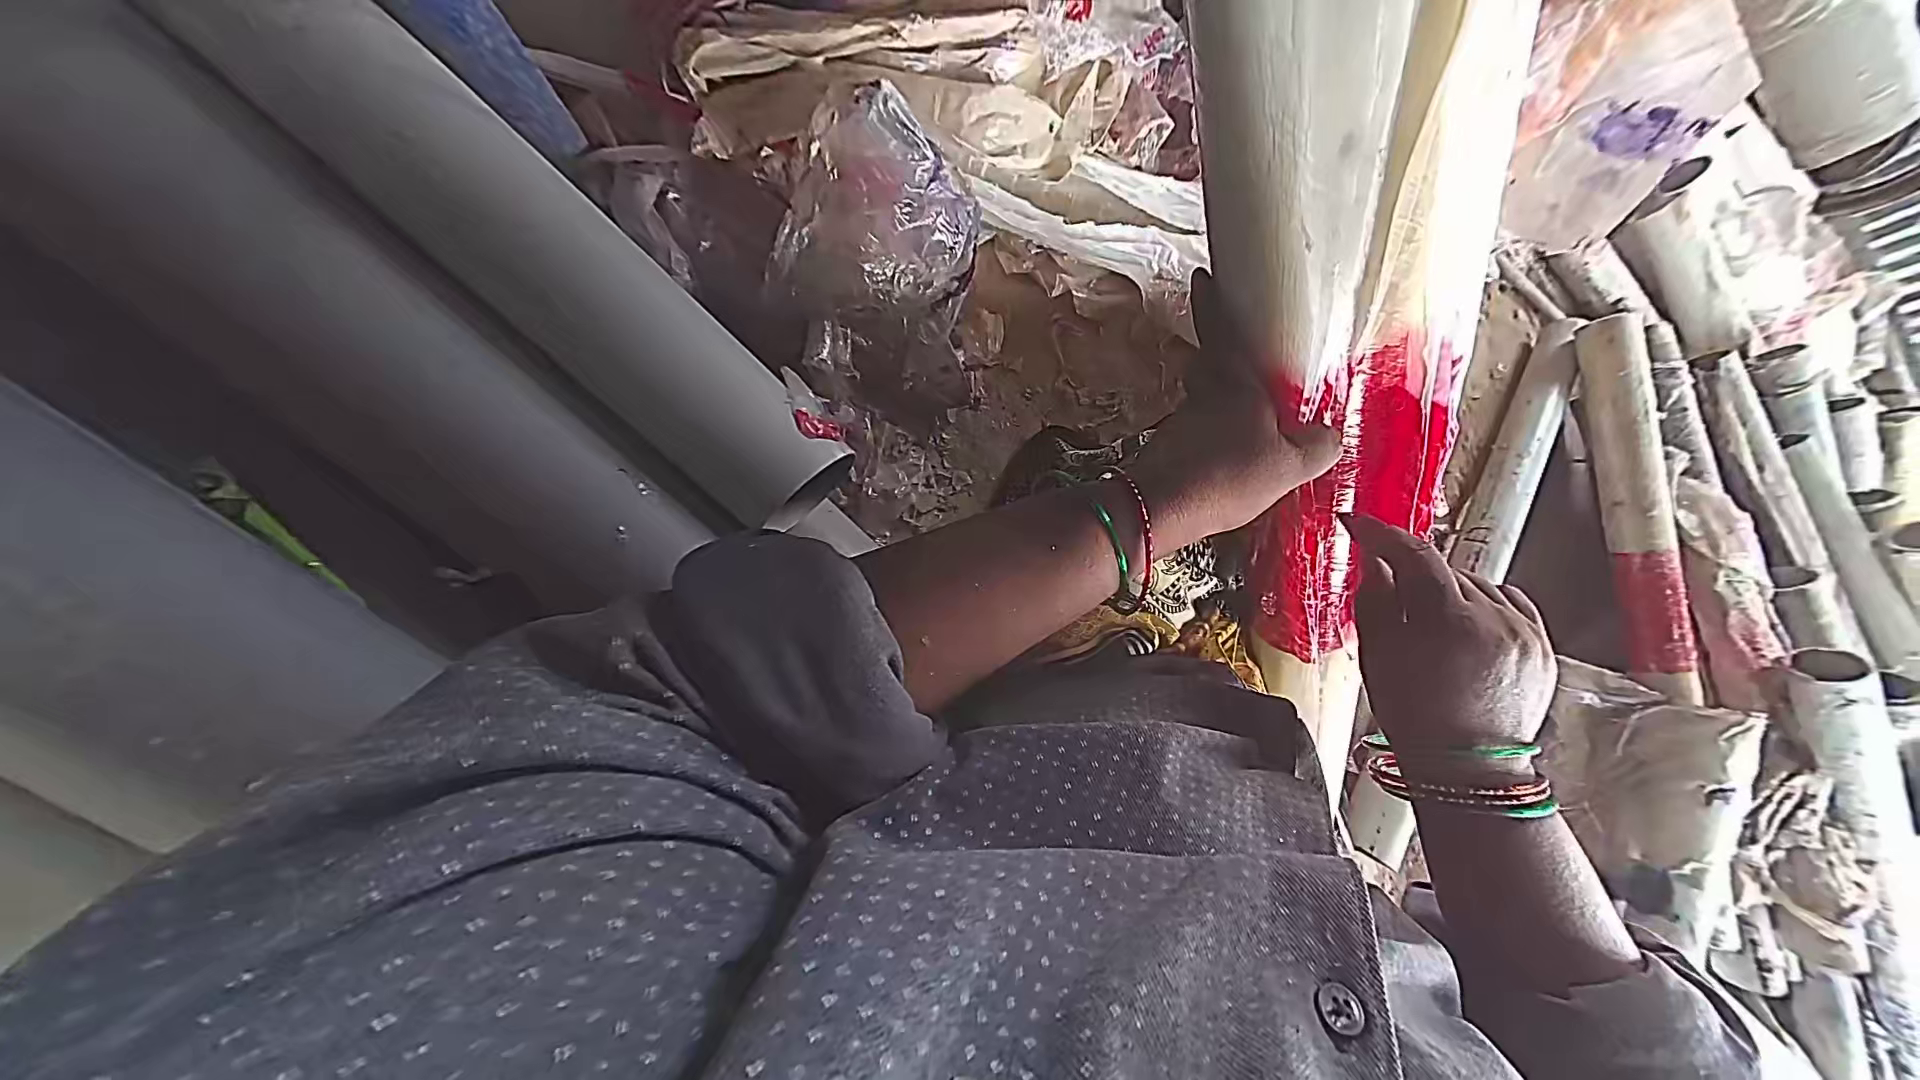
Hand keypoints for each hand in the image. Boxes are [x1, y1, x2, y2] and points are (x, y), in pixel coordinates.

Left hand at [1129, 269, 1340, 546]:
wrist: (1158, 509)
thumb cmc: (1226, 477)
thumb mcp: (1288, 466)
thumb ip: (1314, 447)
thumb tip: (1330, 435)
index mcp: (1234, 385)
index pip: (1221, 331)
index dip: (1212, 303)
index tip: (1203, 277)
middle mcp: (1203, 396)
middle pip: (1209, 363)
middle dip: (1219, 351)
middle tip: (1236, 346)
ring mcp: (1182, 423)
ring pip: (1202, 396)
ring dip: (1218, 394)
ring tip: (1246, 406)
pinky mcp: (1170, 450)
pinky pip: (1199, 428)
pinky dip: (1213, 430)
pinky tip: (1227, 448)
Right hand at [1346, 514, 1555, 765]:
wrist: (1466, 765)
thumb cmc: (1413, 712)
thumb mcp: (1378, 653)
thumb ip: (1376, 599)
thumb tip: (1377, 564)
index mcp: (1450, 619)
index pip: (1413, 553)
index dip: (1379, 533)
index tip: (1356, 522)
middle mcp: (1496, 617)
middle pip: (1444, 567)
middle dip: (1412, 570)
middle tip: (1388, 588)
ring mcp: (1526, 631)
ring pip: (1475, 584)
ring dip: (1446, 589)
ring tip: (1427, 620)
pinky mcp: (1545, 646)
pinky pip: (1509, 603)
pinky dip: (1481, 604)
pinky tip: (1463, 625)